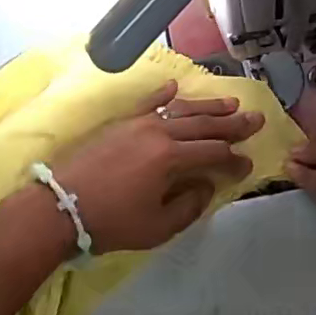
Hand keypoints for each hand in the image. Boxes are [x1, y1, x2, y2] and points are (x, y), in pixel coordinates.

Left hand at [49, 81, 263, 252]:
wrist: (59, 206)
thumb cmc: (111, 221)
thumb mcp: (157, 227)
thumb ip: (189, 206)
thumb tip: (206, 186)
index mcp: (171, 158)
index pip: (213, 153)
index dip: (234, 159)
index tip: (248, 164)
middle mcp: (159, 133)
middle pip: (204, 125)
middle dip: (233, 124)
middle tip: (256, 119)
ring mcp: (138, 123)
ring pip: (181, 110)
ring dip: (208, 107)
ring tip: (231, 103)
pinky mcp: (120, 123)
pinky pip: (148, 102)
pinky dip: (164, 94)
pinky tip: (176, 87)